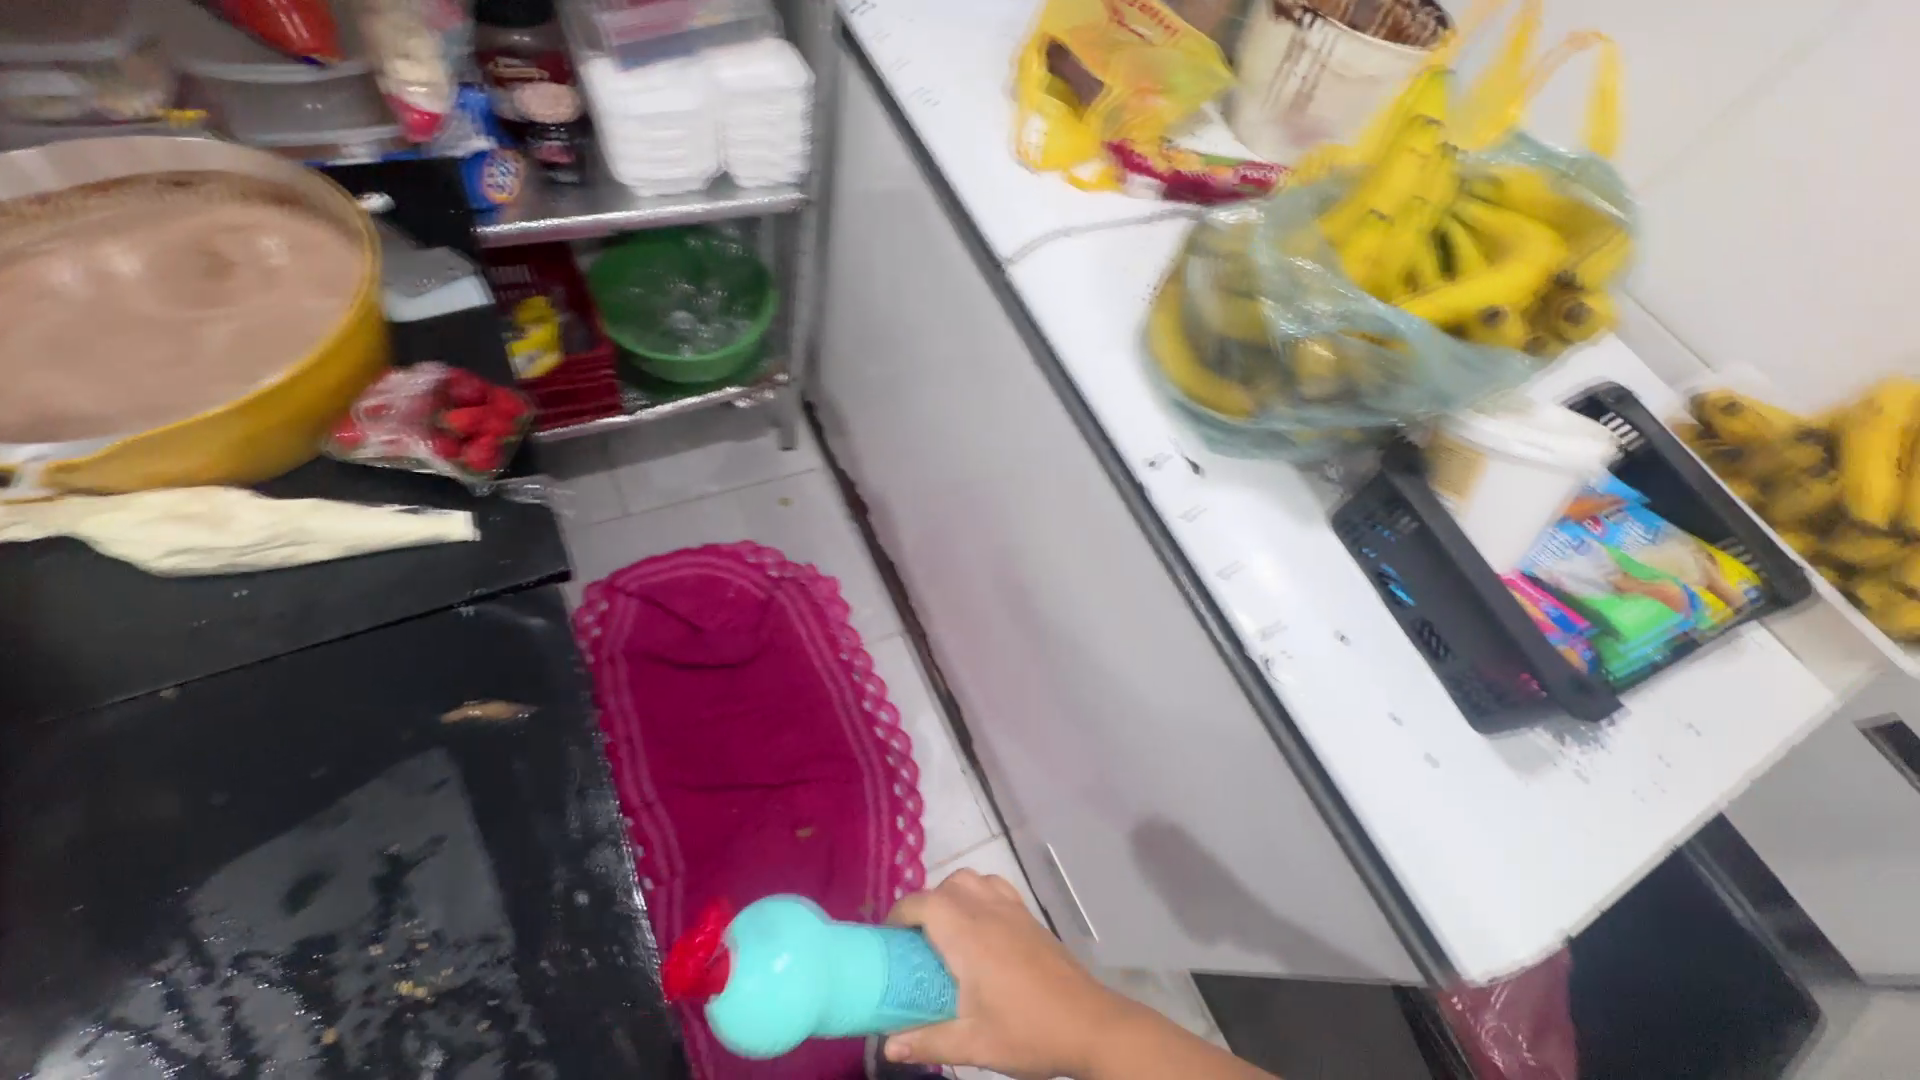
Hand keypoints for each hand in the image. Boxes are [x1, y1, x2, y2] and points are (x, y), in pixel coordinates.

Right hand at [883, 869, 1137, 1079]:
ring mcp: (1013, 910)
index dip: (900, 913)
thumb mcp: (973, 1044)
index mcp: (968, 935)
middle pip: (947, 885)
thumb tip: (887, 1046)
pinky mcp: (1031, 917)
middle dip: (925, 904)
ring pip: (973, 879)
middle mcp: (988, 911)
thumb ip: (927, 1041)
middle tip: (916, 941)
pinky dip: (979, 894)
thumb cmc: (1028, 1032)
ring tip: (947, 931)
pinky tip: (981, 928)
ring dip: (953, 894)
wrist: (1090, 1025)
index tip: (888, 937)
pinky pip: (996, 887)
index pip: (924, 903)